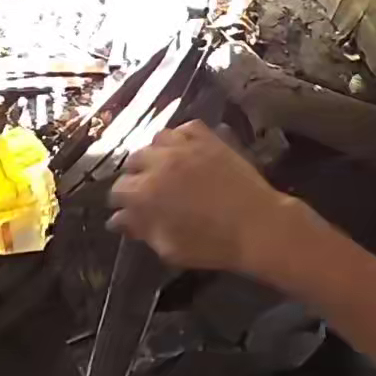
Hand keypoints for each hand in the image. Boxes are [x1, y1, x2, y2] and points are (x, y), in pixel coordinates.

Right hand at [106, 120, 311, 277]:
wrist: (256, 224)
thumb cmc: (211, 244)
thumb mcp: (169, 247)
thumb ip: (141, 230)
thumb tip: (119, 219)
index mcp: (145, 192)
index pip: (118, 190)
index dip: (122, 201)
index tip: (130, 209)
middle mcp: (160, 162)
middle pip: (134, 160)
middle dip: (136, 175)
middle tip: (149, 189)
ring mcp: (186, 146)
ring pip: (157, 139)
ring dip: (156, 152)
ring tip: (166, 165)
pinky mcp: (209, 138)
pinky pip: (186, 128)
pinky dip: (181, 136)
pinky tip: (186, 149)